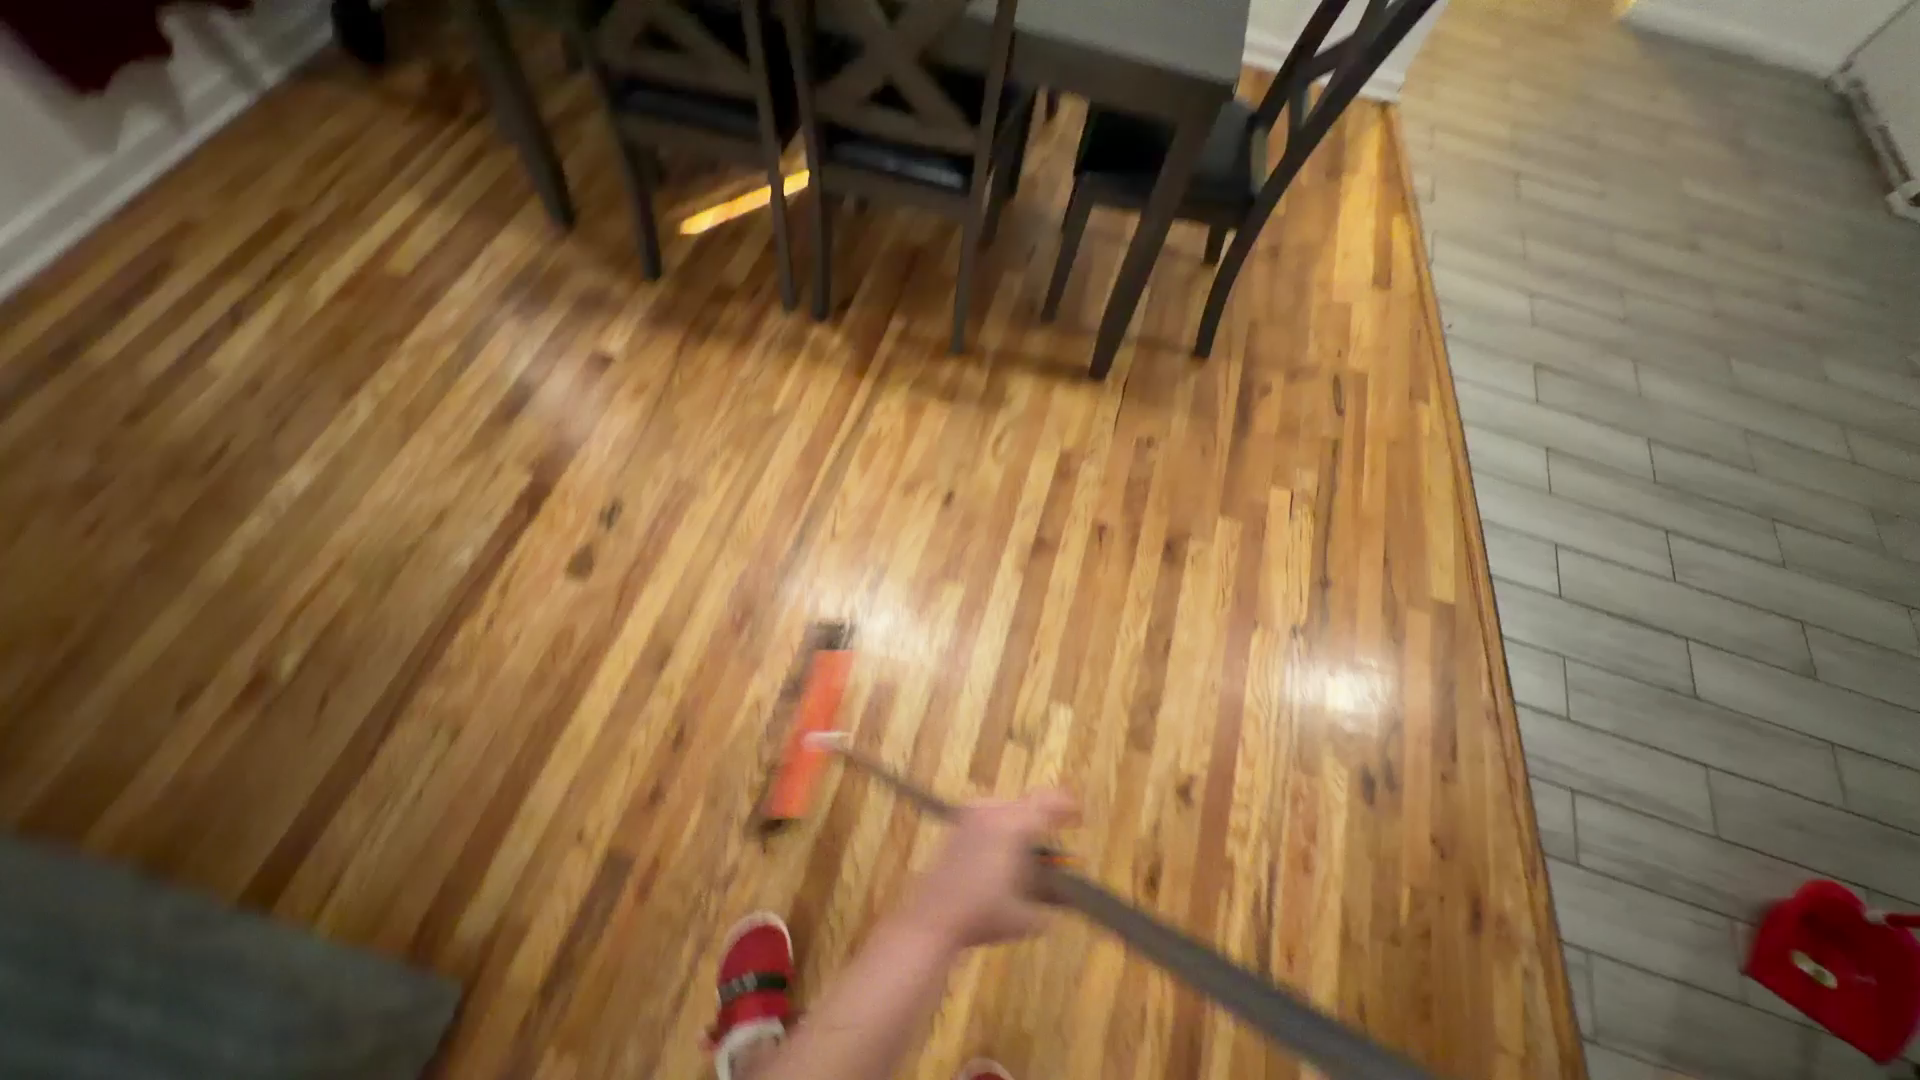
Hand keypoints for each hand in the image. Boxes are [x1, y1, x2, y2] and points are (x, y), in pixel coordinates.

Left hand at [900, 789, 1080, 949]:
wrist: (933, 919)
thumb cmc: (984, 916)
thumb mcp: (1027, 916)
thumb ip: (1051, 902)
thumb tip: (1066, 895)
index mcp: (1014, 827)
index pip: (1047, 803)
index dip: (1066, 807)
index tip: (1077, 817)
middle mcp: (992, 814)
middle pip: (1026, 804)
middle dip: (1042, 819)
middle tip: (1054, 836)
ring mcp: (969, 818)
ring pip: (1004, 808)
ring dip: (1020, 821)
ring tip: (1028, 846)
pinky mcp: (954, 829)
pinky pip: (985, 815)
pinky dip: (999, 826)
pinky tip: (1001, 851)